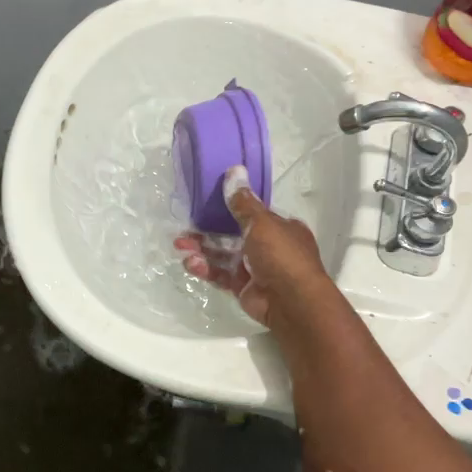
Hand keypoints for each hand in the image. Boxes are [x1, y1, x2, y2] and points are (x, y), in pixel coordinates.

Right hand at [174, 165, 328, 329]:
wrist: (290, 301)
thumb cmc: (280, 254)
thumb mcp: (261, 222)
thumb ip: (242, 202)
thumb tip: (234, 170)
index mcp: (280, 228)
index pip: (253, 215)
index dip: (230, 209)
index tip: (207, 204)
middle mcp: (268, 247)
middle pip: (232, 236)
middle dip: (207, 233)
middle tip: (183, 230)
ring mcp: (255, 269)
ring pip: (223, 256)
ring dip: (202, 250)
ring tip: (180, 247)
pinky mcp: (243, 287)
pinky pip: (221, 275)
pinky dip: (206, 269)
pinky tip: (190, 264)